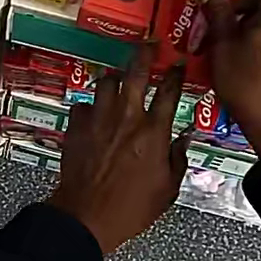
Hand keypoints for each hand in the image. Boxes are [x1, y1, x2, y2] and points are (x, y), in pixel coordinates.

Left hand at [48, 52, 190, 253]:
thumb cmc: (131, 208)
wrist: (87, 216)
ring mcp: (98, 120)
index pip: (169, 93)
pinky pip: (82, 106)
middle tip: (148, 44)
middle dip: (144, 55)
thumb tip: (184, 139)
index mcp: (153, 132)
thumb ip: (177, 159)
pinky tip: (92, 114)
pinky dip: (89, 107)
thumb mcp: (168, 190)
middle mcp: (126, 118)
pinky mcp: (76, 128)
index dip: (176, 75)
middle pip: (136, 74)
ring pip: (105, 83)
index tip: (179, 64)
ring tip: (117, 82)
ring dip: (113, 80)